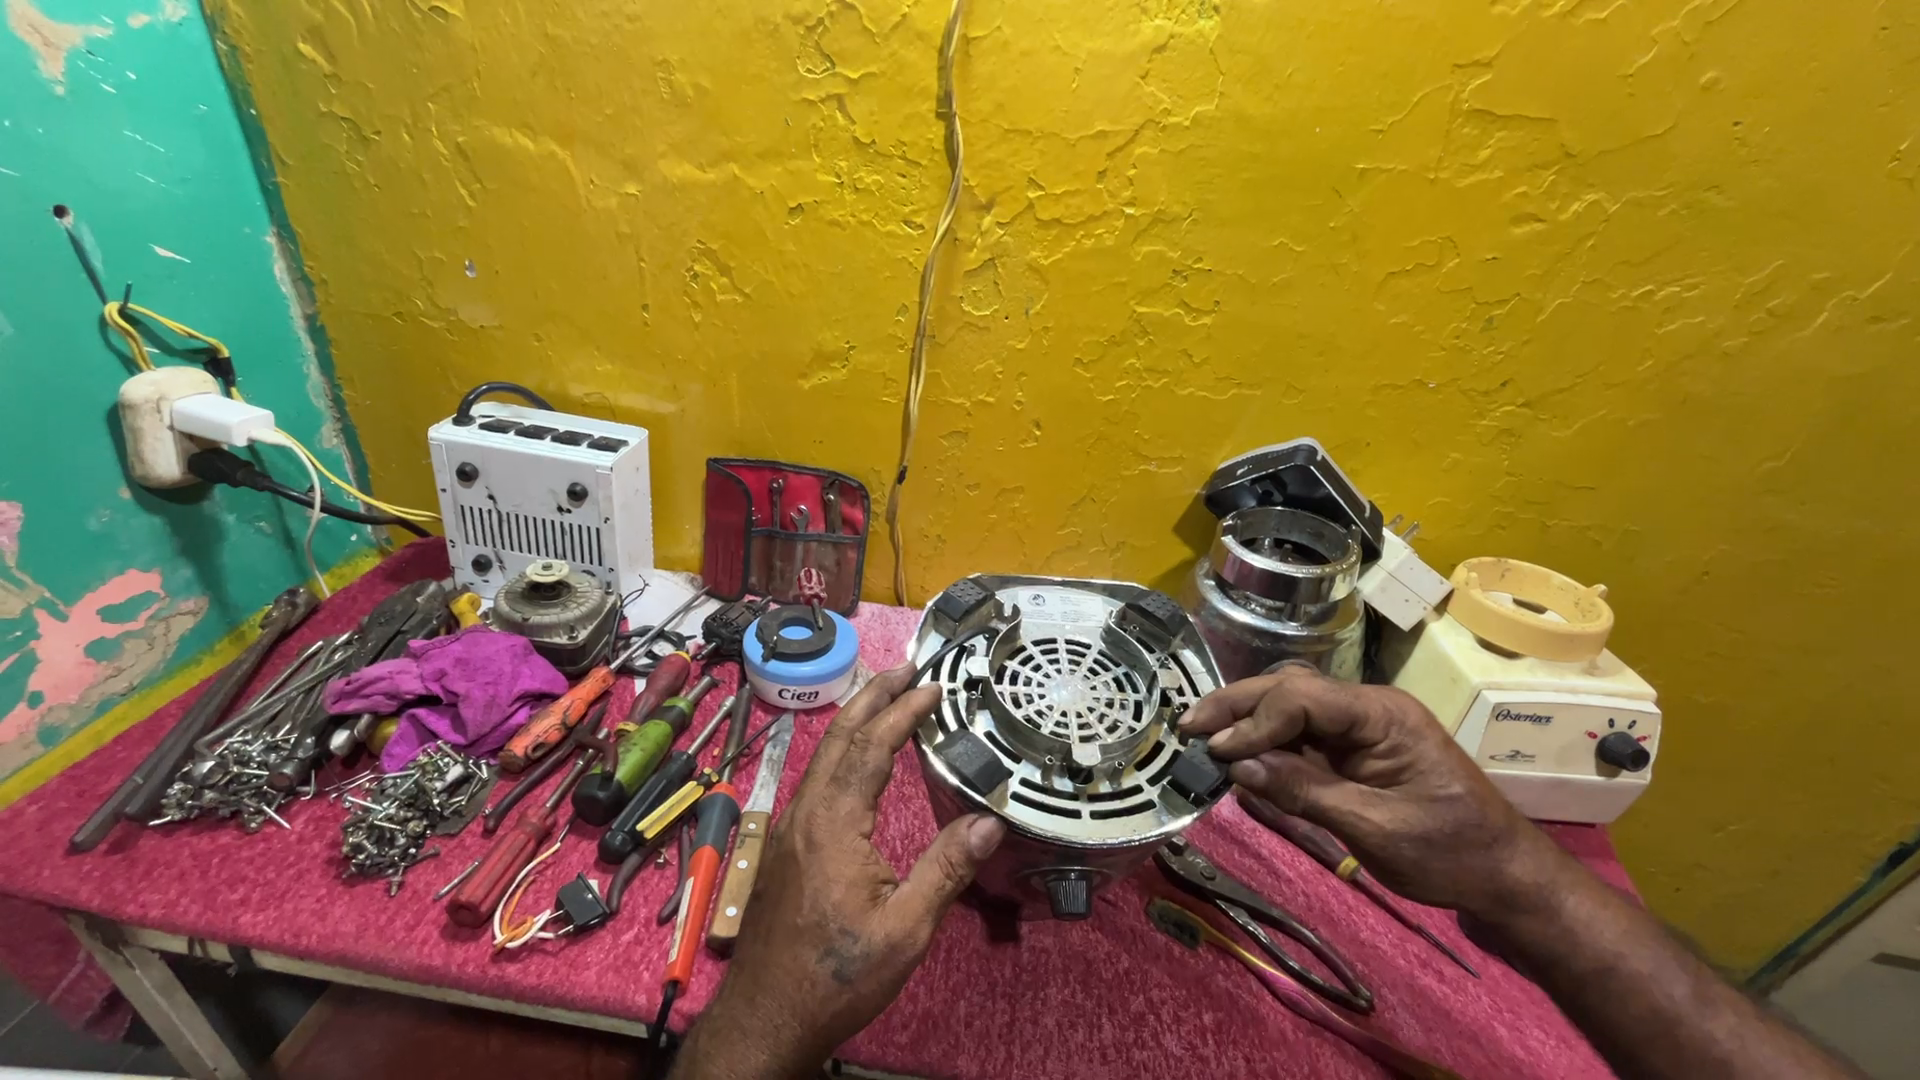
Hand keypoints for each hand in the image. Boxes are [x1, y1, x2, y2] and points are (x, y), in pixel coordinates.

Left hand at [671, 665, 1006, 1078]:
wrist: (766, 1016)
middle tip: (907, 667)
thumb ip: (945, 871)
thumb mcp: (904, 931)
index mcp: (833, 824)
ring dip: (857, 718)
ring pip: (823, 754)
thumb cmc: (836, 975)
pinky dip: (844, 748)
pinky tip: (860, 757)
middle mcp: (806, 812)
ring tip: (888, 696)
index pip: (869, 748)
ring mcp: (791, 826)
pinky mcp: (787, 843)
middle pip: (839, 736)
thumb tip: (990, 822)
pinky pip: (818, 776)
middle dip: (874, 696)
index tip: (931, 686)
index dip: (901, 712)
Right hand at [1178, 665, 1563, 917]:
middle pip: (1289, 689)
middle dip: (1236, 705)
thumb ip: (1305, 792)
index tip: (1217, 752)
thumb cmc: (1451, 853)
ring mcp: (1359, 726)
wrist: (1505, 877)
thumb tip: (1238, 767)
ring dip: (1245, 719)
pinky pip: (1300, 734)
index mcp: (1381, 715)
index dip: (1254, 721)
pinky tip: (1240, 756)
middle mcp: (1366, 708)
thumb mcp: (1376, 827)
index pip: (1301, 697)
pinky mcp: (1353, 748)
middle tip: (1188, 726)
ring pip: (1289, 705)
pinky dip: (1266, 742)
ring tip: (1203, 736)